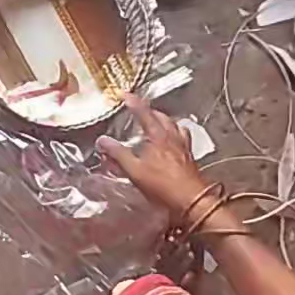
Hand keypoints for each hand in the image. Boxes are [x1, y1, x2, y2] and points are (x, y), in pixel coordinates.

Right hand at [96, 95, 212, 215]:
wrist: (191, 201)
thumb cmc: (162, 186)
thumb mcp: (134, 171)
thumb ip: (118, 154)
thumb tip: (102, 140)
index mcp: (158, 136)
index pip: (144, 113)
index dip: (134, 102)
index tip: (124, 93)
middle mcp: (172, 137)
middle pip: (162, 117)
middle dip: (150, 110)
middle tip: (140, 109)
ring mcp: (183, 146)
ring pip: (174, 125)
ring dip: (165, 120)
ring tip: (158, 121)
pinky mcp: (189, 157)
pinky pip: (183, 137)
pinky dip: (176, 133)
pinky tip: (173, 140)